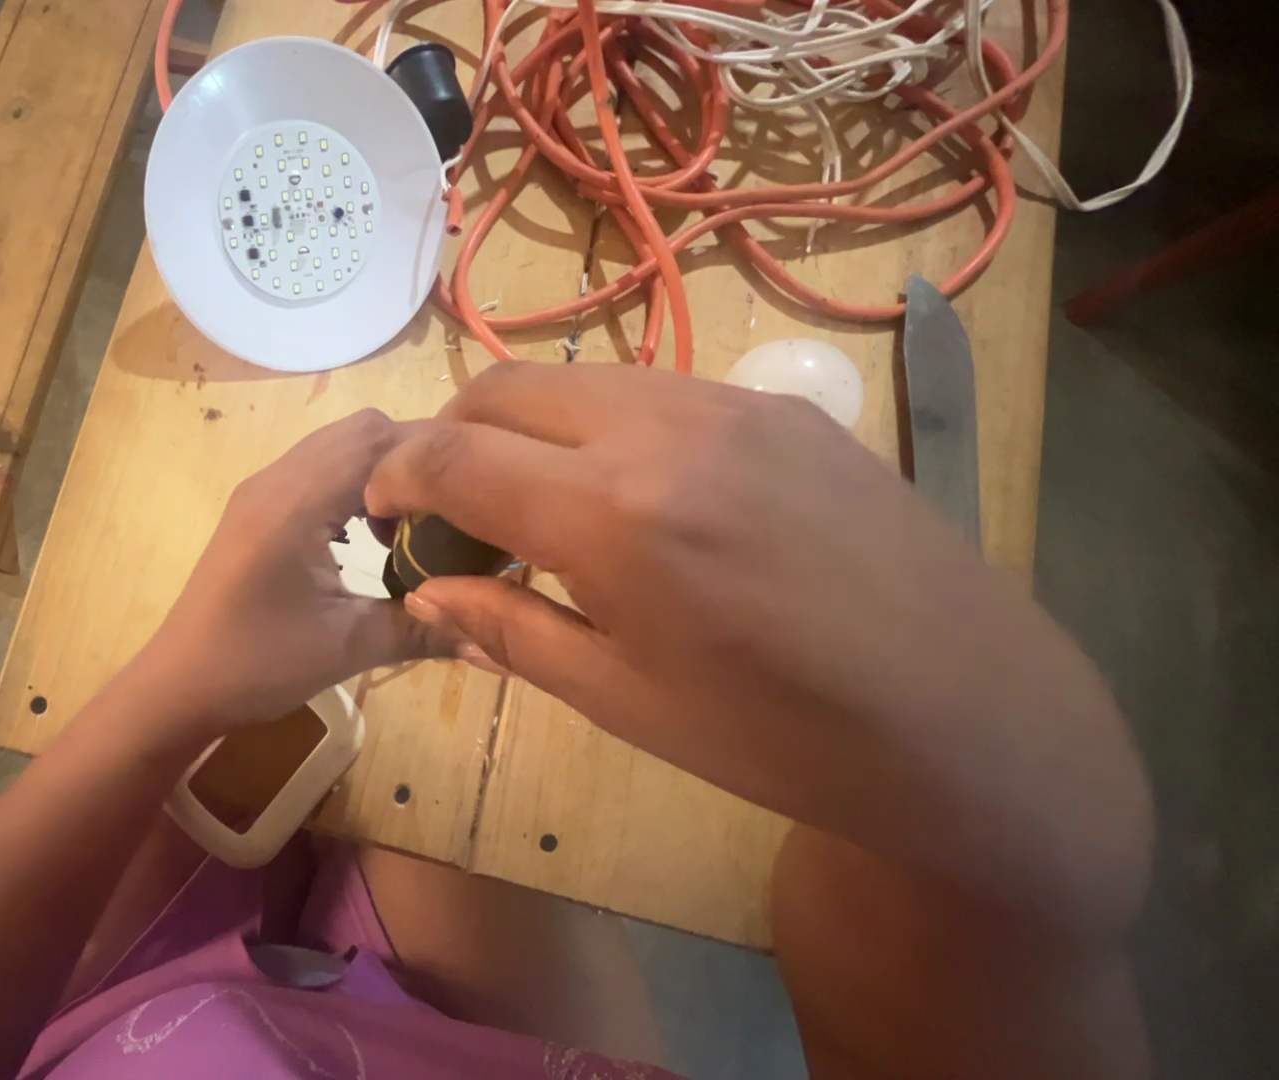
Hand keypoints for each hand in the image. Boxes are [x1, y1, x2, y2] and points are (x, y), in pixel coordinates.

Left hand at [128, 409, 457, 738]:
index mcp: (294, 502)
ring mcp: (262, 490)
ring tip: (416, 523)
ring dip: (384, 470)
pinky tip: (367, 535)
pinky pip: (318, 469)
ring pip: (338, 445)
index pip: (379, 441)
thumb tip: (498, 637)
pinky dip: (354, 483)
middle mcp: (276, 479)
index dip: (436, 456)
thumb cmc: (254, 666)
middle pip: (361, 430)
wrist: (178, 686)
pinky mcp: (257, 507)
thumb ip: (423, 630)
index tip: (481, 492)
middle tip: (456, 507)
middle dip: (416, 458)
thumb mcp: (346, 647)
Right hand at [364, 362, 1148, 930]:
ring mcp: (727, 404)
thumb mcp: (615, 696)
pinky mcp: (776, 406)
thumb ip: (502, 629)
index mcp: (611, 516)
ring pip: (573, 380)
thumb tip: (424, 590)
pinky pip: (645, 390)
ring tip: (529, 502)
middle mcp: (661, 429)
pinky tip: (620, 494)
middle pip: (501, 390)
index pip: (453, 457)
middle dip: (448, 439)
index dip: (396, 477)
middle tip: (447, 507)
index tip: (382, 511)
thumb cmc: (773, 735)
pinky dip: (593, 427)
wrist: (972, 721)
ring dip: (520, 428)